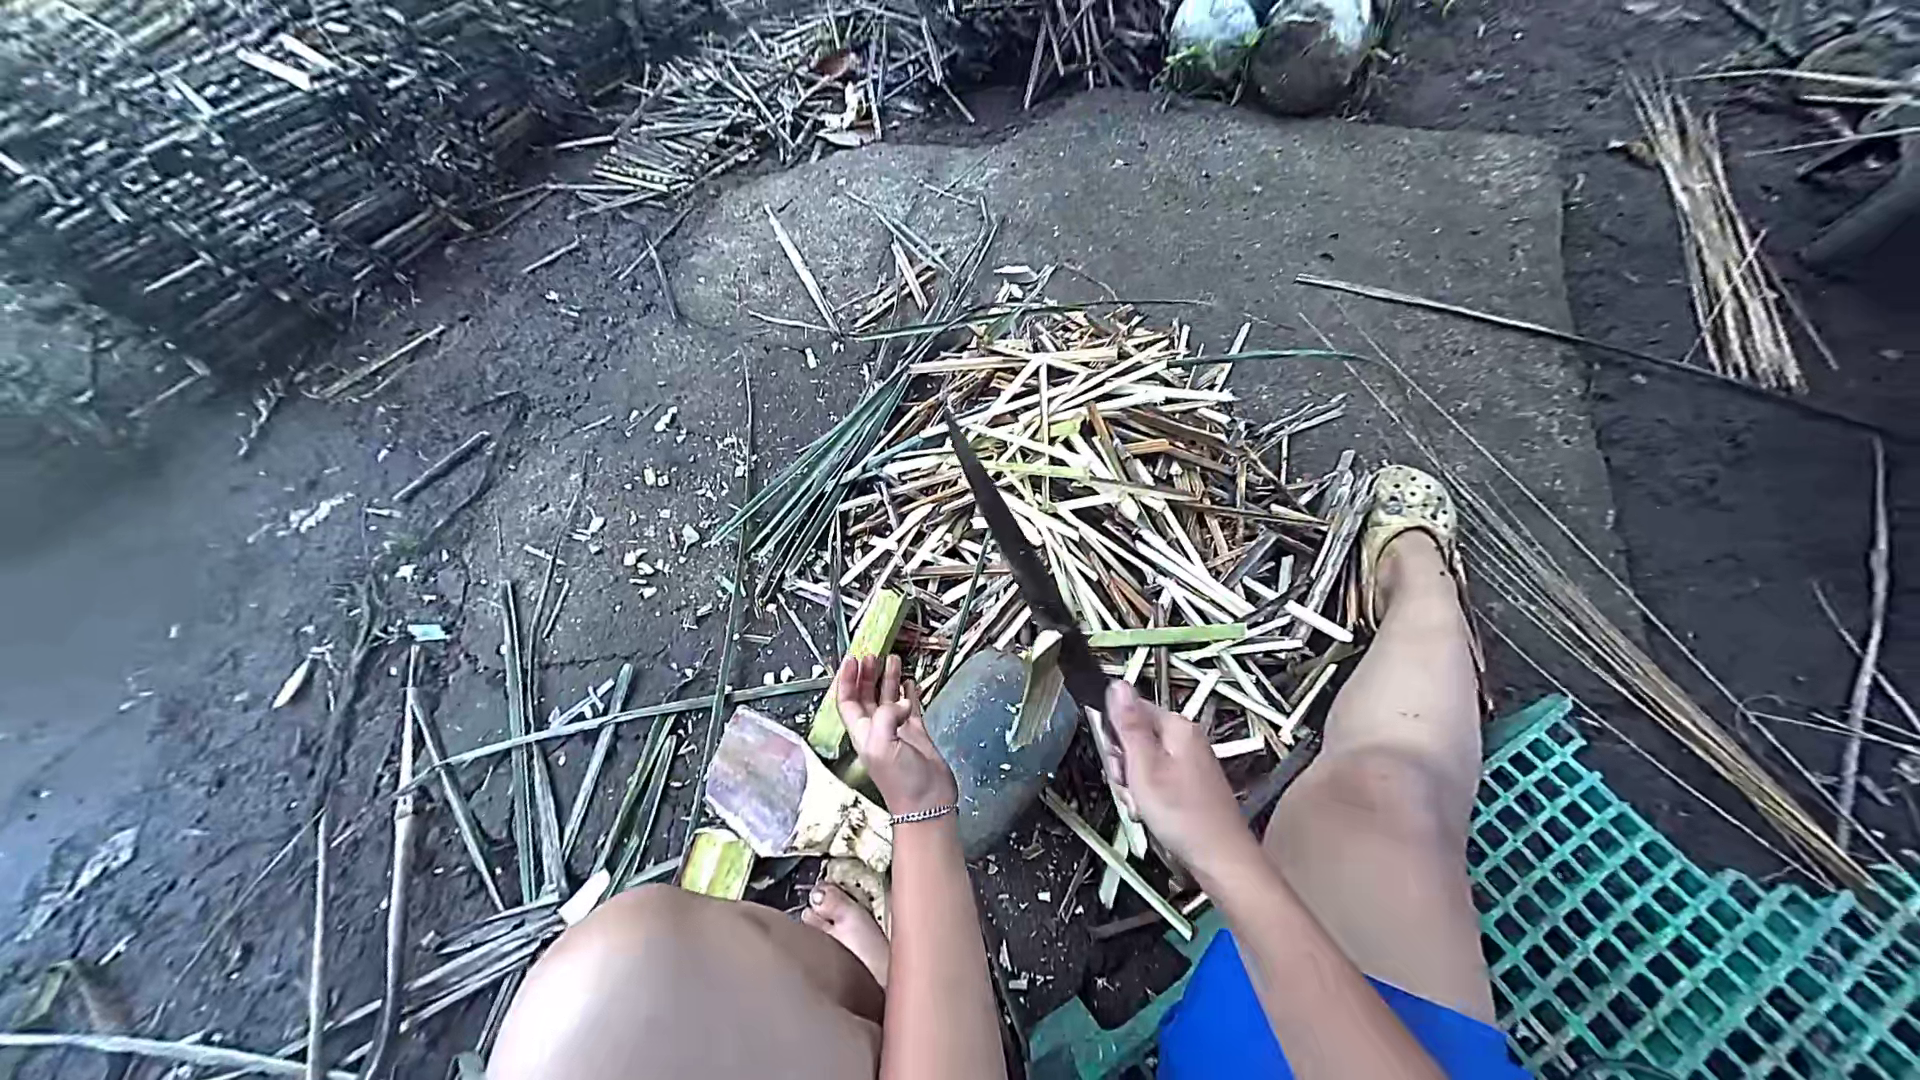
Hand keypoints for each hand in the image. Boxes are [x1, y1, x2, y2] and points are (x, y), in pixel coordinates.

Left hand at [836, 654, 958, 816]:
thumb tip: (902, 701)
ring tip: (894, 660)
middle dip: (867, 674)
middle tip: (873, 655)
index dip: (846, 680)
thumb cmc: (901, 782)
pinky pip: (911, 705)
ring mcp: (897, 730)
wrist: (928, 802)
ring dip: (889, 678)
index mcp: (862, 732)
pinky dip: (910, 692)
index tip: (852, 659)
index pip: (847, 700)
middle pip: (866, 695)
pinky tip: (910, 681)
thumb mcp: (882, 745)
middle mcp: (877, 729)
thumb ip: (887, 716)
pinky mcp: (916, 733)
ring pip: (889, 697)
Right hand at [1100, 681, 1256, 876]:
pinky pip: (1156, 779)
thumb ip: (1128, 724)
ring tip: (1143, 803)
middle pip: (1135, 736)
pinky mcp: (1189, 783)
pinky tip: (1153, 812)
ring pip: (1143, 761)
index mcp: (1177, 727)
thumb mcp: (1144, 766)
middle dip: (1125, 764)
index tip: (1117, 759)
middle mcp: (1186, 739)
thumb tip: (1117, 685)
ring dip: (1134, 783)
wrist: (1221, 861)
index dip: (1115, 736)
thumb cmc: (1187, 817)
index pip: (1129, 709)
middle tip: (1131, 785)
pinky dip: (1148, 795)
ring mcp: (1189, 762)